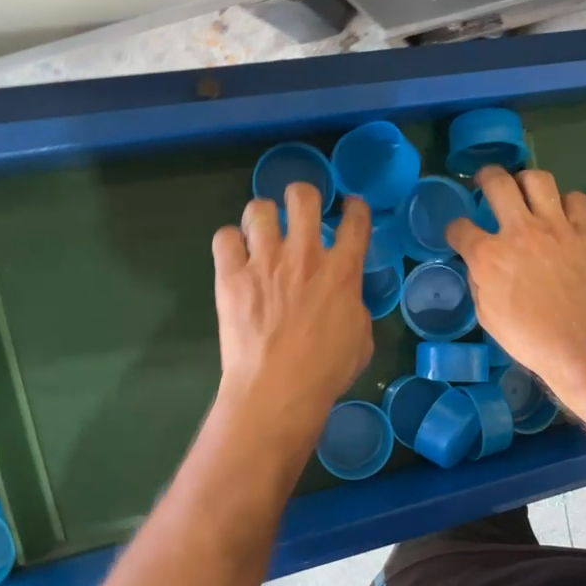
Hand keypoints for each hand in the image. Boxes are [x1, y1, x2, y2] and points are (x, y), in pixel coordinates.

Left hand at [212, 184, 373, 420]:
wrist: (278, 389)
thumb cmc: (326, 371)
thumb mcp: (361, 339)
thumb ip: (354, 307)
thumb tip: (345, 300)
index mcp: (342, 270)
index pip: (356, 221)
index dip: (356, 208)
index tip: (351, 209)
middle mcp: (303, 254)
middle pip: (303, 196)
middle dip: (303, 196)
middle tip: (300, 212)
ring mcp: (264, 261)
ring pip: (259, 209)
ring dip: (262, 217)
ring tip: (261, 231)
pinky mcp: (230, 276)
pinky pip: (224, 237)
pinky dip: (230, 242)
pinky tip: (235, 255)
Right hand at [446, 166, 585, 389]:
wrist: (581, 346)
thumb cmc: (529, 340)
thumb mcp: (487, 316)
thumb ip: (479, 282)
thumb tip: (481, 266)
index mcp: (489, 256)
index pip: (460, 227)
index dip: (455, 229)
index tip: (458, 234)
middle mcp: (519, 231)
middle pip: (498, 182)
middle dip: (486, 176)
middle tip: (485, 182)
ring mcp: (556, 228)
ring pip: (538, 179)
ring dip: (525, 181)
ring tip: (524, 189)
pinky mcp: (585, 233)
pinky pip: (576, 200)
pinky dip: (566, 203)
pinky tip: (561, 214)